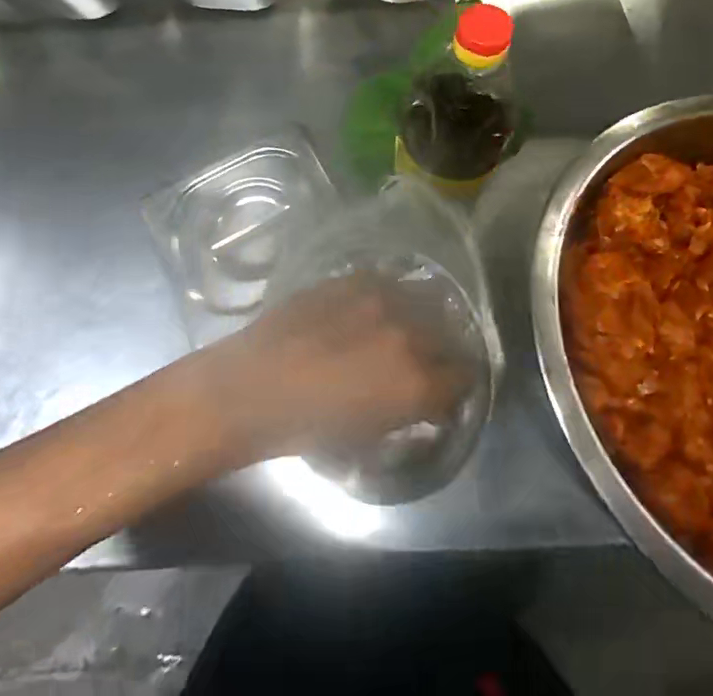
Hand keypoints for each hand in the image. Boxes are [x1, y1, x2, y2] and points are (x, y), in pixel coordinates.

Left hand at [198, 274, 467, 462]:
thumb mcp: (370, 432)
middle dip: (445, 349)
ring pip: (427, 297)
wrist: (247, 388)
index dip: (457, 385)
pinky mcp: (353, 279)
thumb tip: (429, 397)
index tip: (446, 388)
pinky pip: (389, 282)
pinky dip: (391, 296)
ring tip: (405, 326)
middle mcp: (410, 334)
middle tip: (426, 358)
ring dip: (424, 314)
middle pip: (452, 333)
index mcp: (417, 382)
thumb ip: (410, 408)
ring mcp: (381, 298)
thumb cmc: (304, 426)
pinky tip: (375, 308)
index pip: (465, 376)